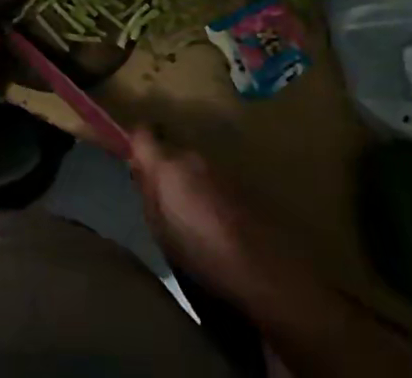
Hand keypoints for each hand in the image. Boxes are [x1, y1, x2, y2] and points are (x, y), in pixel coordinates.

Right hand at [128, 128, 269, 297]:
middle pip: (173, 152)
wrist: (275, 277)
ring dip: (194, 182)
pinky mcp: (251, 187)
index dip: (137, 143)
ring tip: (198, 216)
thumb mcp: (160, 231)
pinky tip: (223, 224)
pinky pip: (221, 182)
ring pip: (198, 168)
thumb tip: (138, 168)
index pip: (143, 132)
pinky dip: (216, 195)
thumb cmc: (205, 256)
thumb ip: (147, 192)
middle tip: (167, 199)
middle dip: (167, 168)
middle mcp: (196, 159)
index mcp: (168, 166)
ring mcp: (227, 171)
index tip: (136, 161)